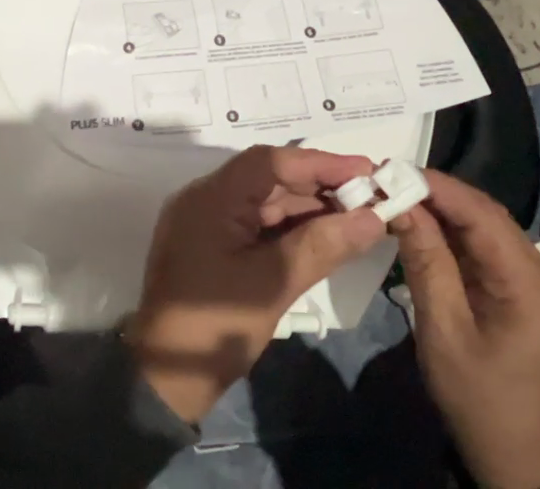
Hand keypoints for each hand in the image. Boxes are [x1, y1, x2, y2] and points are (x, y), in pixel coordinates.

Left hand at [127, 145, 389, 422]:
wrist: (166, 376)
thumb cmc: (216, 324)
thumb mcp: (274, 282)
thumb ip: (323, 245)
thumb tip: (373, 218)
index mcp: (210, 198)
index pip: (270, 162)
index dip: (320, 163)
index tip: (366, 170)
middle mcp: (205, 200)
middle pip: (268, 179)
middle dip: (320, 186)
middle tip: (372, 196)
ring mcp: (207, 224)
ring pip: (265, 203)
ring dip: (309, 209)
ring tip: (360, 217)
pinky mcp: (212, 247)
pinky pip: (256, 224)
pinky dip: (291, 229)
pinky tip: (327, 237)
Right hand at [393, 172, 539, 488]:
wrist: (515, 447)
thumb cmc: (475, 394)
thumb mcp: (442, 329)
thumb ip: (425, 262)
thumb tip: (399, 205)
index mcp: (530, 287)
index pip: (483, 216)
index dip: (438, 188)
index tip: (391, 171)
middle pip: (487, 214)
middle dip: (436, 193)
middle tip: (386, 180)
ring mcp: (539, 278)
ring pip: (485, 224)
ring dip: (442, 208)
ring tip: (395, 195)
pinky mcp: (525, 286)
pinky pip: (486, 243)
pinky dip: (451, 229)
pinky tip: (420, 224)